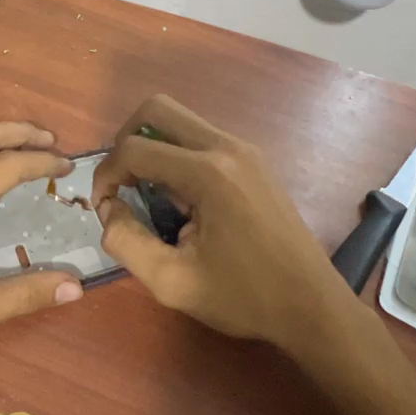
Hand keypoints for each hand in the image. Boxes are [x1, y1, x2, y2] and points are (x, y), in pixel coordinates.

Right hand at [91, 95, 350, 354]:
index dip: (105, 175)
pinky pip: (202, 139)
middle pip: (157, 109)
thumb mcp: (172, 282)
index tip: (103, 207)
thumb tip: (108, 208)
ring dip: (154, 148)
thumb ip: (126, 241)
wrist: (312, 305)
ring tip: (151, 196)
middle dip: (125, 140)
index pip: (134, 149)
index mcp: (208, 174)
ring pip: (181, 121)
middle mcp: (227, 147)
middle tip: (121, 182)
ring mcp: (245, 150)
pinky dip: (178, 156)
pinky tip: (182, 200)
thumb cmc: (244, 297)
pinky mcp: (255, 161)